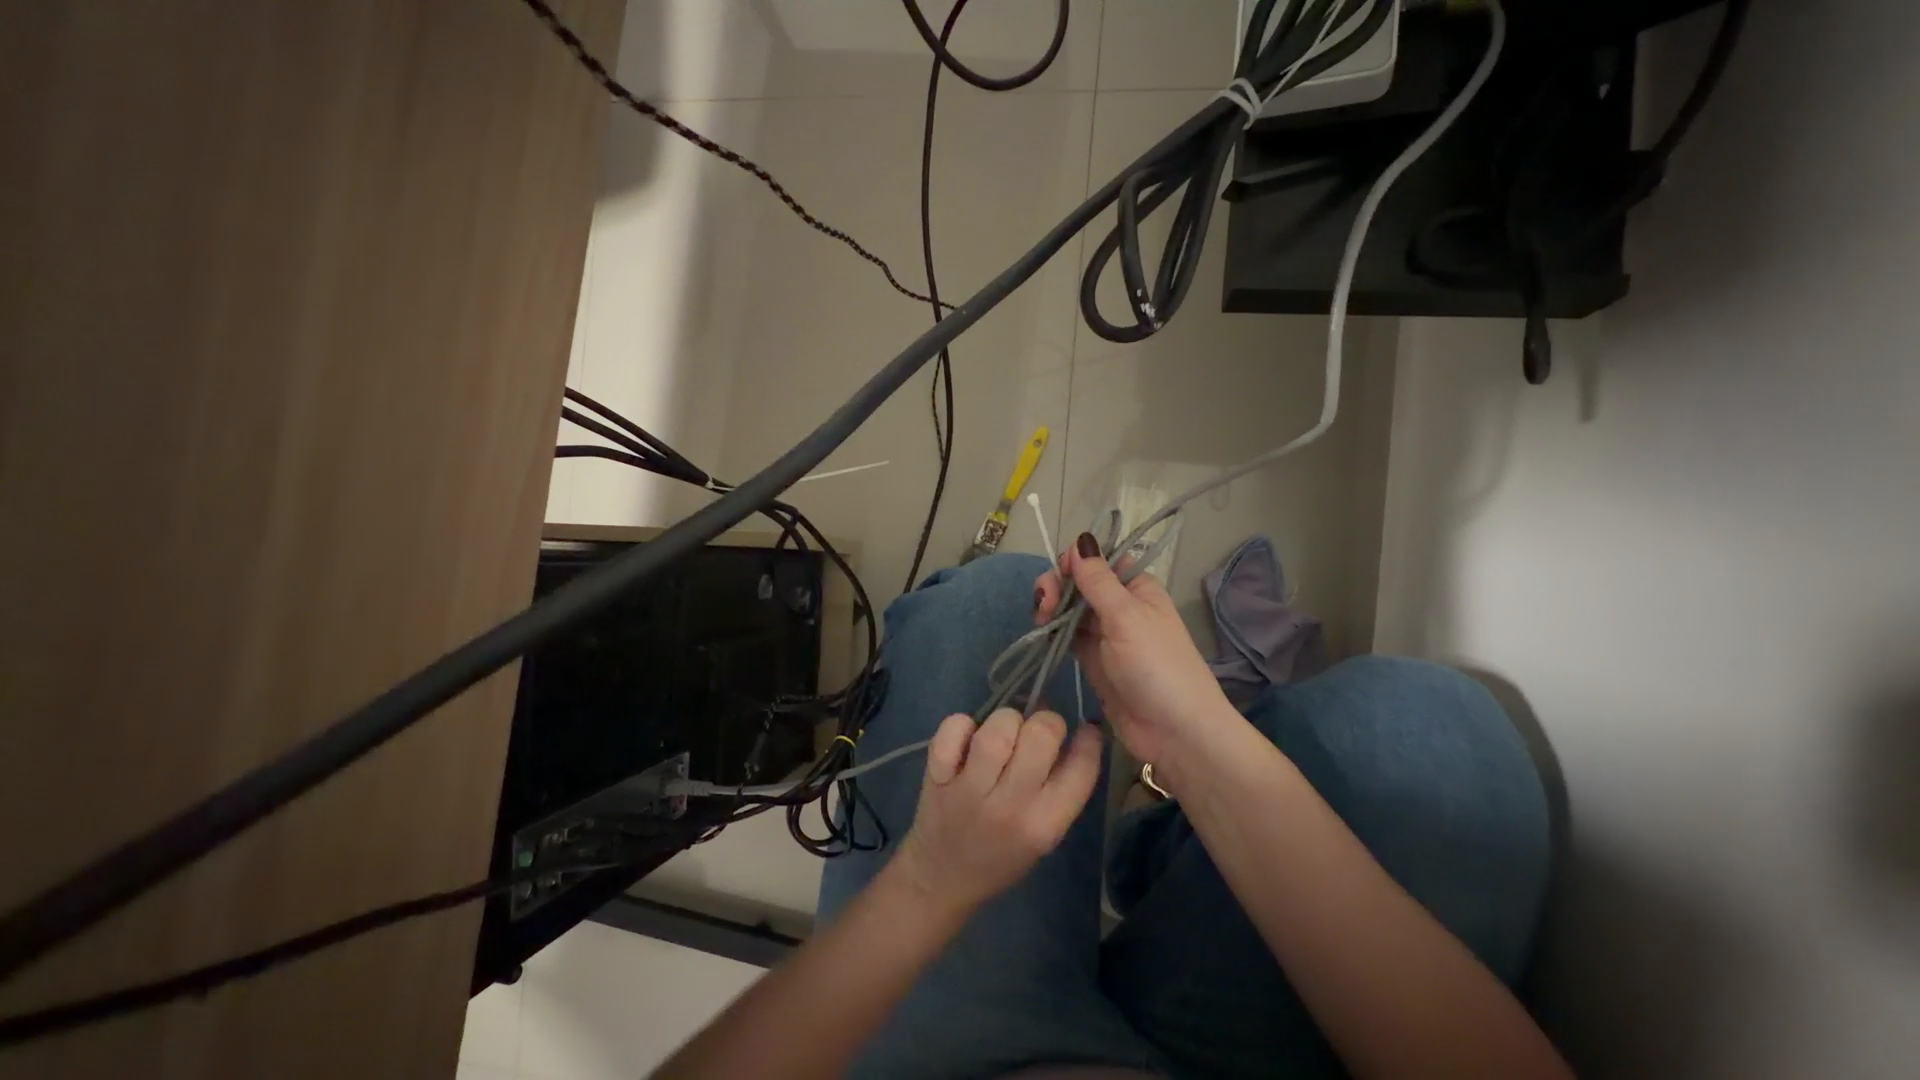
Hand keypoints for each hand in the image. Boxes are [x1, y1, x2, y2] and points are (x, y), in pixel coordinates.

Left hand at [891, 708, 1102, 914]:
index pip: (1082, 768)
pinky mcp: (937, 776)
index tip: (1085, 730)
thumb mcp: (1045, 837)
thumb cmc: (1002, 857)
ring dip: (1006, 721)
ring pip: (999, 727)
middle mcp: (1009, 806)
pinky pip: (954, 728)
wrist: (942, 879)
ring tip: (1003, 736)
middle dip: (1046, 723)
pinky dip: (962, 724)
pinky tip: (967, 739)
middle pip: (1041, 735)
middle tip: (1037, 734)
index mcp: (1044, 825)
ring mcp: (969, 790)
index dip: (1090, 739)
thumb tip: (1079, 732)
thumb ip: (1062, 790)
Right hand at [1035, 533, 1234, 770]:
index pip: (1099, 559)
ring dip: (1052, 607)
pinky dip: (1053, 631)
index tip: (1062, 576)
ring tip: (1041, 622)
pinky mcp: (1093, 660)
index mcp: (1137, 587)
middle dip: (1058, 586)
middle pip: (1080, 582)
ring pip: (1070, 608)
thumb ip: (1098, 579)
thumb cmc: (1156, 666)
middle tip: (1044, 607)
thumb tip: (1081, 539)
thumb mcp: (1126, 616)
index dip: (1076, 561)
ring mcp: (1106, 634)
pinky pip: (1068, 635)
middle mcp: (1121, 605)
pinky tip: (1042, 633)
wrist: (1173, 730)